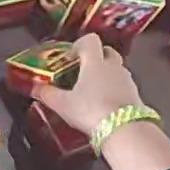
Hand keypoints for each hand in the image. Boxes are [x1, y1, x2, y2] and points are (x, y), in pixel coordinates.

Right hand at [31, 33, 145, 136]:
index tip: (69, 57)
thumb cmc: (90, 110)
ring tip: (91, 91)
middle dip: (94, 57)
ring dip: (105, 74)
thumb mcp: (62, 104)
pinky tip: (103, 103)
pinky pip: (122, 84)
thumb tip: (34, 87)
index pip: (90, 41)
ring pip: (115, 68)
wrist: (124, 129)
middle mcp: (113, 66)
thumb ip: (47, 94)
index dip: (79, 45)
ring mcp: (127, 79)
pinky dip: (113, 88)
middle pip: (106, 51)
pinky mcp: (135, 94)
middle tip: (81, 71)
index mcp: (95, 63)